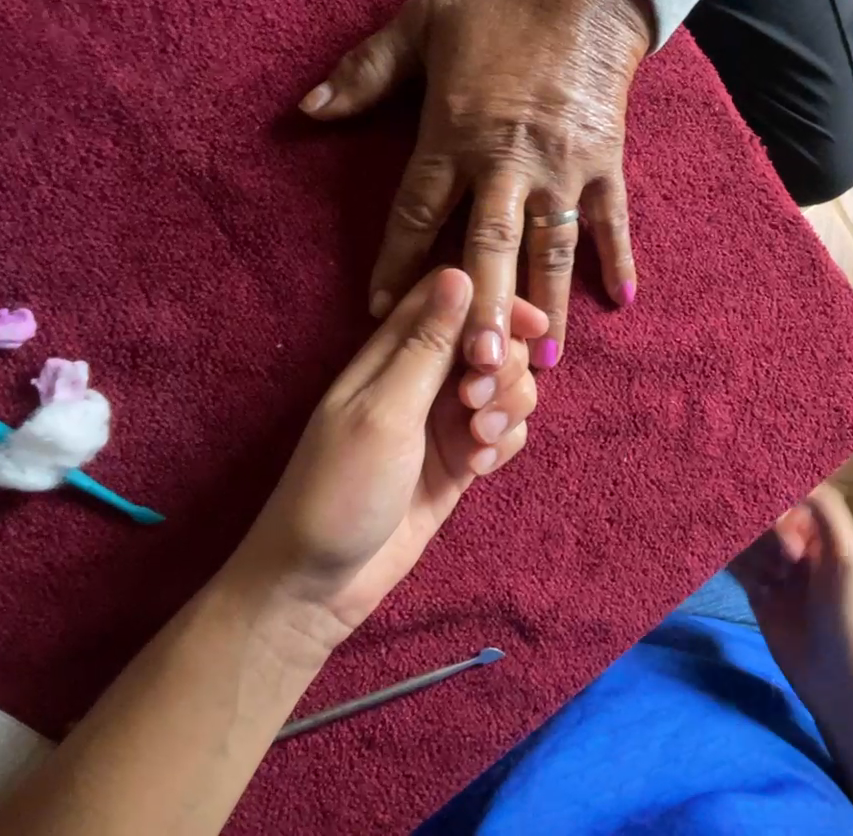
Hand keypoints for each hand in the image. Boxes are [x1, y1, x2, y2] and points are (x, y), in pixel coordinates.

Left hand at [238, 268, 545, 643]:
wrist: (320, 582)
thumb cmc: (340, 488)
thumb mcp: (385, 412)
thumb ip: (428, 345)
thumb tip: (460, 272)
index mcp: (394, 352)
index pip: (454, 296)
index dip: (497, 303)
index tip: (532, 328)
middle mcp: (423, 377)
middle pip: (491, 340)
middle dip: (504, 366)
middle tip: (476, 401)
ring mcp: (444, 420)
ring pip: (506, 386)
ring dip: (507, 407)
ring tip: (478, 444)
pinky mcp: (461, 459)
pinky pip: (504, 431)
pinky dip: (503, 444)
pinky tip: (476, 471)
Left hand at [301, 0, 650, 372]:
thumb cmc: (496, 2)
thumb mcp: (420, 21)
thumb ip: (364, 71)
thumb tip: (306, 109)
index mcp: (456, 131)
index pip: (417, 211)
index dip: (395, 263)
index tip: (378, 313)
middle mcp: (510, 160)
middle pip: (490, 246)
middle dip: (482, 309)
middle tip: (477, 367)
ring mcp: (565, 165)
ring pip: (552, 250)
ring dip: (547, 307)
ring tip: (545, 364)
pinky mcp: (607, 161)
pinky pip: (612, 219)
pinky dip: (618, 258)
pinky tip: (622, 301)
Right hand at [730, 483, 852, 703]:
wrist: (831, 675)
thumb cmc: (847, 612)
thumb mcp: (847, 555)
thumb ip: (825, 508)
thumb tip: (794, 473)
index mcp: (822, 527)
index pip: (791, 491)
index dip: (777, 495)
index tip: (768, 505)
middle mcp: (796, 539)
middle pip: (762, 512)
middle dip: (766, 533)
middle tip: (784, 566)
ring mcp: (772, 562)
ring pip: (744, 534)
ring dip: (753, 555)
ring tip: (773, 585)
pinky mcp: (753, 585)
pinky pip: (732, 560)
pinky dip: (733, 563)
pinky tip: (752, 583)